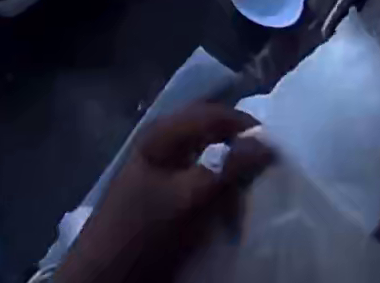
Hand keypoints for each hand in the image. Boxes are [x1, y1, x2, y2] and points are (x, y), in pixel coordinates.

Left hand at [54, 103, 274, 282]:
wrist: (103, 280)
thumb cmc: (142, 233)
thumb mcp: (189, 199)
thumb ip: (227, 168)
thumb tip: (266, 140)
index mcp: (164, 132)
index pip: (214, 113)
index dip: (245, 126)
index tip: (276, 150)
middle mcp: (164, 143)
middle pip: (213, 135)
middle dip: (240, 153)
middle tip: (265, 177)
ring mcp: (163, 171)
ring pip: (209, 162)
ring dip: (231, 180)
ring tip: (246, 204)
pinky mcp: (165, 199)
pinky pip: (201, 187)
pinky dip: (219, 199)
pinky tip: (228, 218)